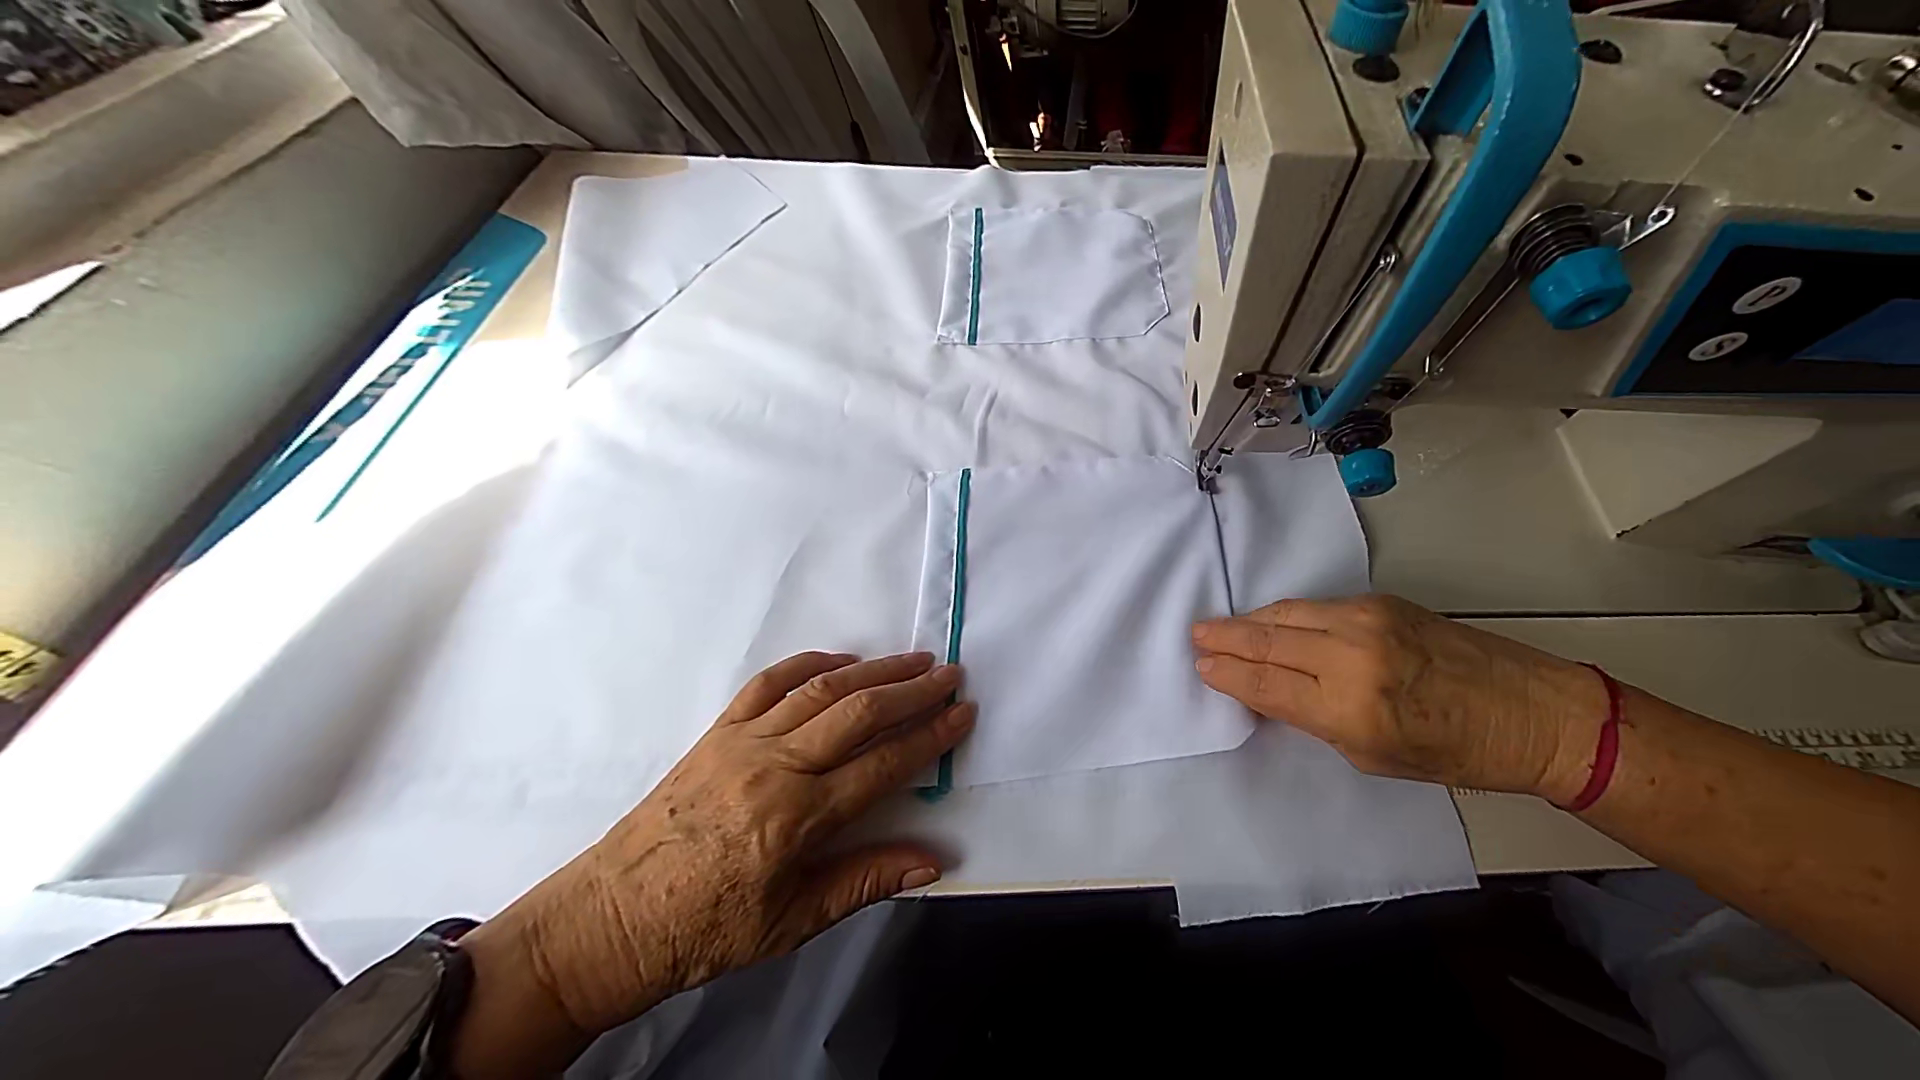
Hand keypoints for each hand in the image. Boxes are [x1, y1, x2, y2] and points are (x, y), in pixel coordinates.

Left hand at [453, 651, 972, 1077]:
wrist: (612, 917)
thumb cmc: (706, 928)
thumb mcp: (792, 923)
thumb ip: (864, 881)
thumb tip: (932, 860)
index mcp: (797, 818)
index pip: (883, 764)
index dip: (930, 737)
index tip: (962, 714)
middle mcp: (774, 766)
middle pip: (859, 712)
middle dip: (912, 690)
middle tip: (950, 674)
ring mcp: (743, 741)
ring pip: (821, 690)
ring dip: (873, 669)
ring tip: (912, 660)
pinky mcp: (717, 731)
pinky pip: (769, 683)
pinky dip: (809, 664)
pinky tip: (839, 660)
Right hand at [1191, 595, 1604, 801]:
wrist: (1532, 711)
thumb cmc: (1452, 752)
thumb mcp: (1370, 754)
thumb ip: (1311, 717)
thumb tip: (1265, 690)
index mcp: (1350, 707)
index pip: (1266, 682)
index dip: (1227, 674)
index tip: (1201, 667)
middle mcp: (1353, 655)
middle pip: (1266, 639)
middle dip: (1224, 638)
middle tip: (1196, 635)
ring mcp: (1368, 620)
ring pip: (1285, 613)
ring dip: (1249, 622)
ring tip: (1220, 628)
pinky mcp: (1381, 602)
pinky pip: (1314, 606)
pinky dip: (1283, 614)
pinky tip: (1270, 622)